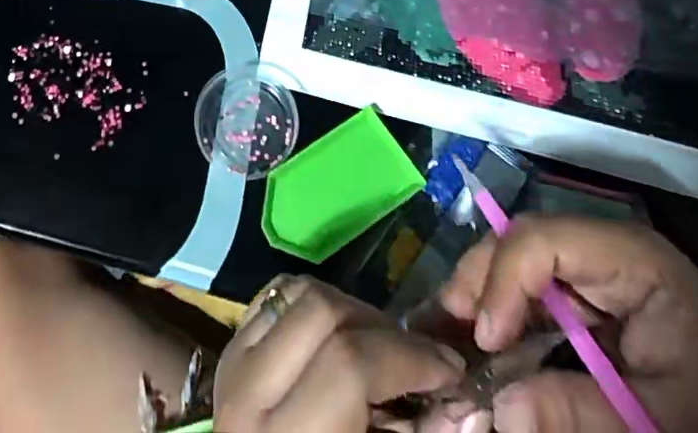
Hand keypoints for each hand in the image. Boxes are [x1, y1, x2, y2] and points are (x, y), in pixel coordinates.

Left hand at [215, 274, 467, 432]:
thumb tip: (469, 404)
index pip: (347, 361)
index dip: (408, 356)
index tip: (452, 371)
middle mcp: (251, 393)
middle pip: (319, 310)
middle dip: (380, 326)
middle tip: (418, 357)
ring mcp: (232, 365)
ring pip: (293, 293)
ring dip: (346, 308)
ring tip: (380, 346)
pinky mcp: (228, 353)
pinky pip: (272, 300)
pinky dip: (312, 307)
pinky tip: (340, 338)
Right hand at [439, 216, 697, 432]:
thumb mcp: (670, 427)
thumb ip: (583, 416)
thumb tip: (497, 410)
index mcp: (631, 260)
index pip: (542, 241)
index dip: (503, 279)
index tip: (486, 338)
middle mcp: (602, 252)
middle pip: (516, 245)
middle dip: (477, 285)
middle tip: (445, 334)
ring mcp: (592, 274)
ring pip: (512, 267)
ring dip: (479, 302)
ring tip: (449, 341)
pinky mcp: (586, 302)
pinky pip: (528, 298)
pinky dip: (499, 322)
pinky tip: (478, 346)